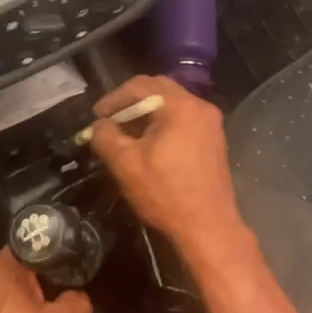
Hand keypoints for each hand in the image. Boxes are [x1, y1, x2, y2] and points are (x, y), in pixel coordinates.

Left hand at [0, 249, 91, 312]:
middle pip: (25, 262)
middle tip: (69, 288)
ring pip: (12, 283)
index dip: (59, 248)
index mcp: (4, 264)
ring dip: (31, 294)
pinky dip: (15, 308)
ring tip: (51, 309)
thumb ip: (78, 303)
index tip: (76, 261)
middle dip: (47, 275)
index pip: (36, 240)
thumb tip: (80, 296)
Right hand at [89, 76, 242, 252]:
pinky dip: (163, 125)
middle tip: (110, 121)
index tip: (97, 116)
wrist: (208, 227)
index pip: (140, 85)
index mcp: (180, 106)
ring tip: (126, 135)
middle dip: (130, 103)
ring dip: (147, 115)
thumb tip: (98, 126)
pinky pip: (184, 121)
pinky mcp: (214, 141)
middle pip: (159, 90)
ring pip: (172, 106)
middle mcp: (200, 107)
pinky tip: (149, 146)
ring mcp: (211, 124)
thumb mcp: (126, 164)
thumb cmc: (166, 194)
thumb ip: (105, 137)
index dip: (113, 98)